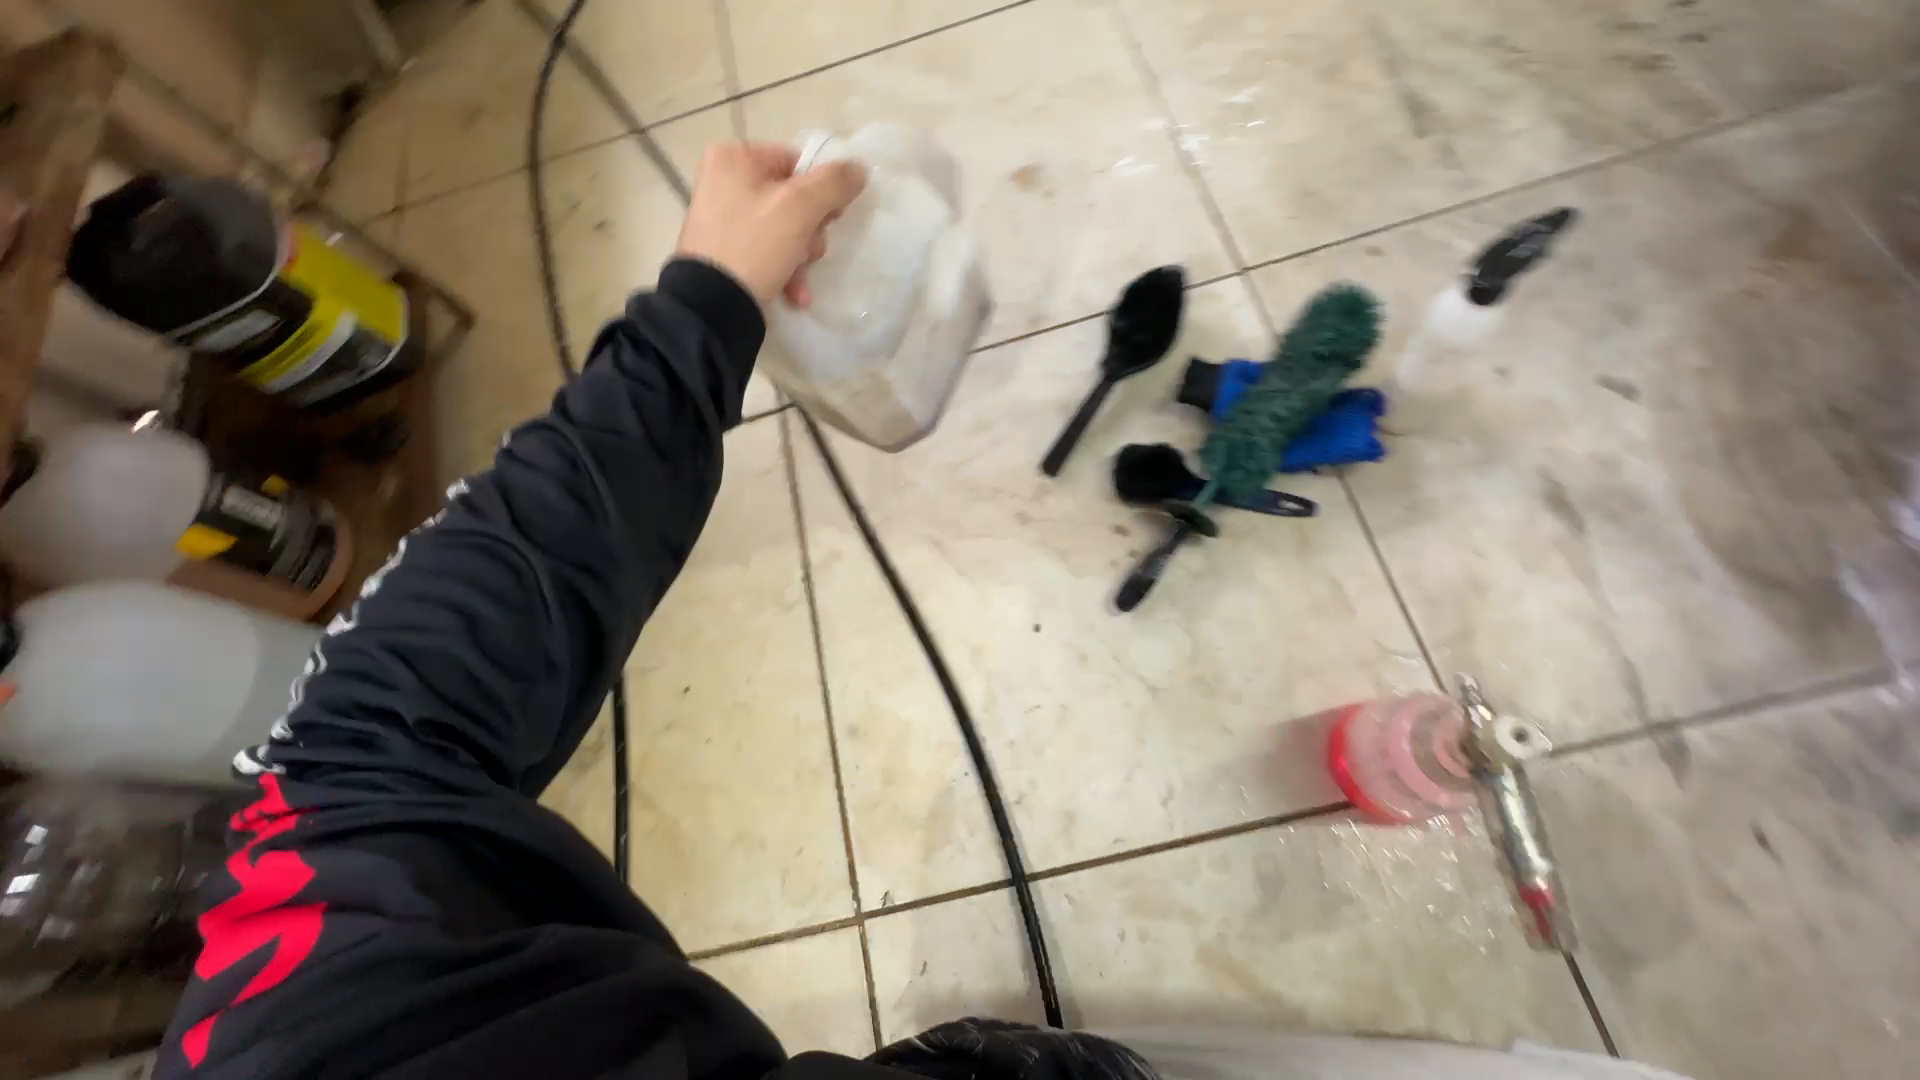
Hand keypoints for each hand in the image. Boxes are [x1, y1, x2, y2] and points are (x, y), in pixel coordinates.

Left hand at [674, 141, 867, 307]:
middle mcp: (724, 181)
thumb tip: (858, 169)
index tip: (830, 219)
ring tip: (797, 277)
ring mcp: (724, 218)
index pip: (797, 163)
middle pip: (792, 199)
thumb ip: (834, 183)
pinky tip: (793, 291)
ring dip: (801, 256)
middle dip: (810, 232)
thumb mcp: (800, 209)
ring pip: (784, 229)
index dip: (821, 193)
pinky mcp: (726, 250)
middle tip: (808, 252)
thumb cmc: (755, 245)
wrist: (713, 305)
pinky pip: (767, 250)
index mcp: (734, 158)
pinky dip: (784, 270)